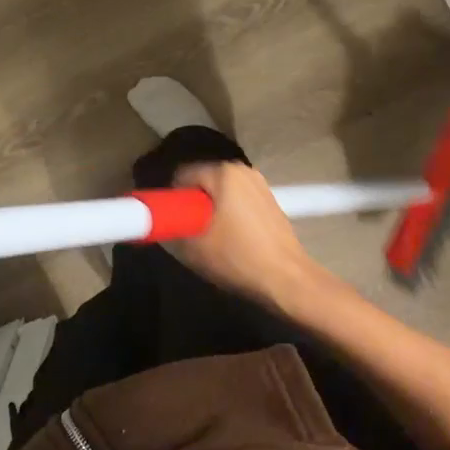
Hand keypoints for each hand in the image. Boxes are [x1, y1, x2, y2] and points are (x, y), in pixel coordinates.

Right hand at [165, 162, 323, 308]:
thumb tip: (161, 223)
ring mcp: (260, 183)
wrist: (288, 280)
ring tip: (211, 237)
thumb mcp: (192, 248)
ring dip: (212, 208)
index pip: (182, 174)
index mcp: (222, 173)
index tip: (171, 221)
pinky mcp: (271, 199)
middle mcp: (242, 169)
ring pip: (222, 190)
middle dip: (192, 202)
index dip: (172, 198)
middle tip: (189, 231)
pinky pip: (239, 198)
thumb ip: (170, 230)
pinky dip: (230, 212)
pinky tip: (232, 238)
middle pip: (203, 180)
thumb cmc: (237, 258)